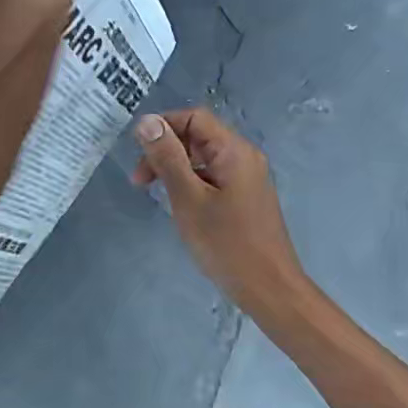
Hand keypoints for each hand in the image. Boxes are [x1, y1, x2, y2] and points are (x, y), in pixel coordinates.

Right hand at [131, 108, 308, 309]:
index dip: (163, 126)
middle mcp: (244, 156)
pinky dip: (191, 182)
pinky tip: (180, 206)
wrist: (270, 290)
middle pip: (198, 135)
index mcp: (234, 150)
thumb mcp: (188, 198)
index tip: (138, 152)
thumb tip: (147, 121)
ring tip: (157, 195)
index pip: (194, 117)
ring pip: (203, 157)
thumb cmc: (226, 244)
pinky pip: (213, 175)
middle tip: (140, 181)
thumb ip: (167, 158)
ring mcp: (247, 177)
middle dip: (166, 150)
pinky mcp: (246, 196)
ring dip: (176, 168)